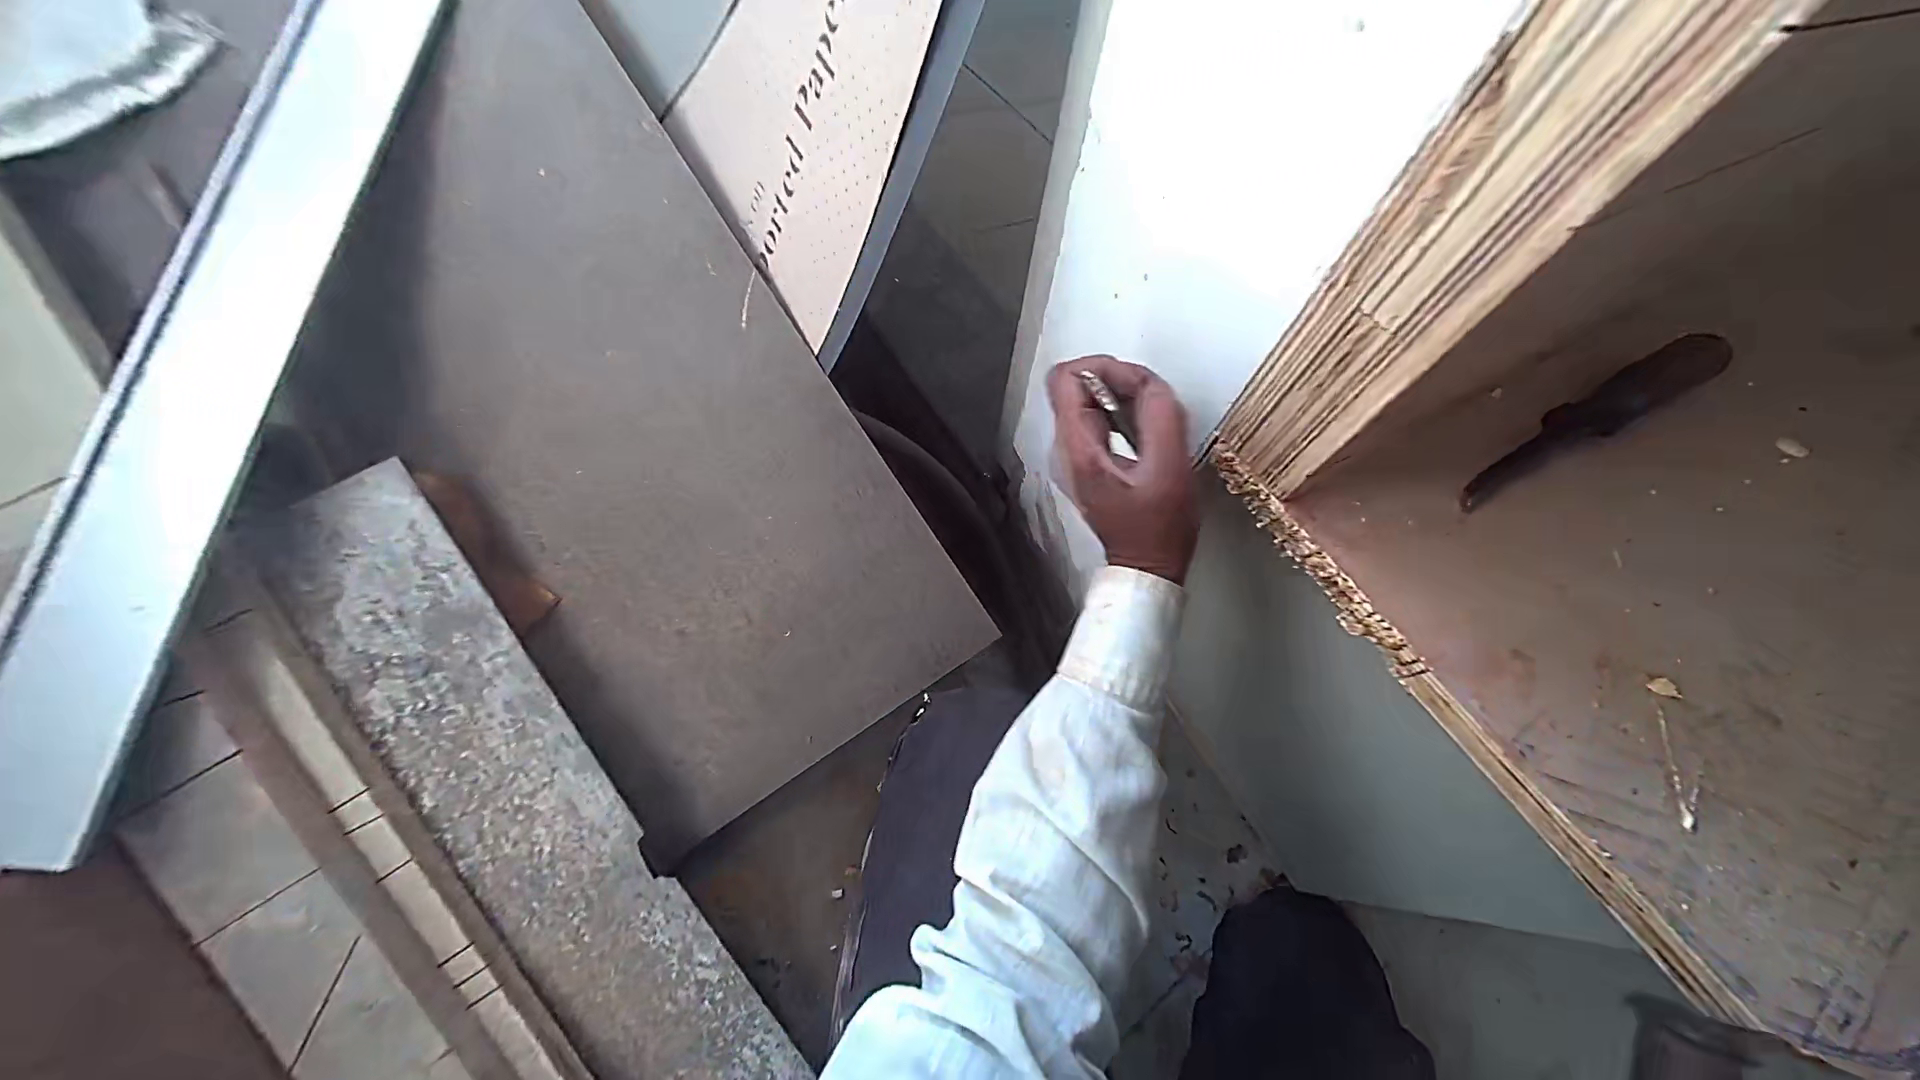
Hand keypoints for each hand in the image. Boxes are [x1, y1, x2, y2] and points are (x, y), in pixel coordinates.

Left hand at [1048, 356, 1198, 584]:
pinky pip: (1097, 420)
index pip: (1065, 378)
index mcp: (1077, 450)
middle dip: (1115, 380)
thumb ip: (1159, 415)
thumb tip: (1148, 382)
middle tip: (1150, 398)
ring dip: (1120, 396)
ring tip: (1151, 415)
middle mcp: (1065, 451)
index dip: (1102, 367)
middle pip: (1074, 386)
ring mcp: (1073, 458)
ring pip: (1087, 401)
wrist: (1147, 566)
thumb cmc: (1157, 529)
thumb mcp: (1170, 468)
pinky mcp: (1087, 463)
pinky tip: (1145, 431)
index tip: (1135, 384)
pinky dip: (1121, 413)